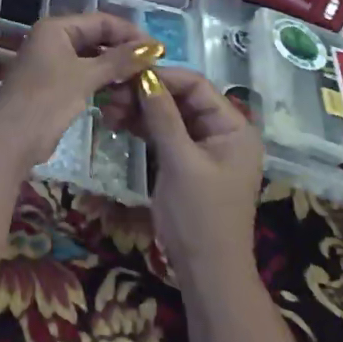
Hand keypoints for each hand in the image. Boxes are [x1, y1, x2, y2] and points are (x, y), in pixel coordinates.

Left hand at [0, 13, 153, 169]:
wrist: (11, 138)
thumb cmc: (46, 100)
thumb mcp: (85, 76)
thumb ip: (118, 60)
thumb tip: (152, 47)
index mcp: (55, 29)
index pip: (101, 21)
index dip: (130, 33)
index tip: (159, 51)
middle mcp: (52, 41)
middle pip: (96, 39)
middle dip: (124, 53)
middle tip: (154, 69)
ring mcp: (51, 64)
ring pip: (92, 60)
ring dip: (115, 70)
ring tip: (142, 83)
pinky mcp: (53, 86)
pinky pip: (84, 77)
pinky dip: (102, 83)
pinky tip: (122, 94)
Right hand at [100, 65, 264, 271]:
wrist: (205, 265)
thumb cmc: (200, 213)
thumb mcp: (181, 162)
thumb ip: (163, 118)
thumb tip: (144, 78)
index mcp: (233, 128)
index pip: (197, 87)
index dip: (162, 77)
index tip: (125, 76)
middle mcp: (220, 132)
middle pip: (180, 98)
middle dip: (146, 94)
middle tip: (111, 97)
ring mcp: (200, 147)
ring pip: (167, 114)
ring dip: (139, 109)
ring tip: (108, 111)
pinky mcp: (182, 160)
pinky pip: (161, 132)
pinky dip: (140, 126)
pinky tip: (117, 123)